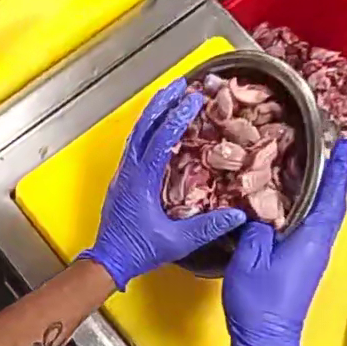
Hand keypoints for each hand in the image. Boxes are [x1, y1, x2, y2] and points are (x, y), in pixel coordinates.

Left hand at [79, 79, 246, 288]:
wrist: (108, 261)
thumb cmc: (138, 251)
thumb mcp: (177, 242)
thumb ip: (207, 227)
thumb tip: (238, 215)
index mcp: (141, 182)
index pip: (160, 140)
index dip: (178, 117)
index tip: (193, 98)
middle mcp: (128, 173)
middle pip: (143, 129)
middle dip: (161, 104)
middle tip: (180, 84)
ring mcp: (122, 175)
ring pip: (136, 136)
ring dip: (152, 114)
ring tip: (169, 96)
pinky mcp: (121, 181)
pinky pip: (134, 147)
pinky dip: (147, 131)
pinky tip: (157, 127)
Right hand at [222, 138, 346, 345]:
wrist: (265, 338)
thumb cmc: (258, 302)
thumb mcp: (248, 260)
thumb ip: (256, 231)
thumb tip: (260, 215)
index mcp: (310, 240)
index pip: (331, 198)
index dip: (338, 171)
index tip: (342, 147)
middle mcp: (317, 247)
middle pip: (331, 205)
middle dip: (330, 179)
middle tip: (322, 156)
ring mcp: (311, 259)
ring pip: (321, 218)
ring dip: (318, 195)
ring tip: (303, 175)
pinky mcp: (301, 268)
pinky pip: (309, 231)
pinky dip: (305, 212)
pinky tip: (287, 208)